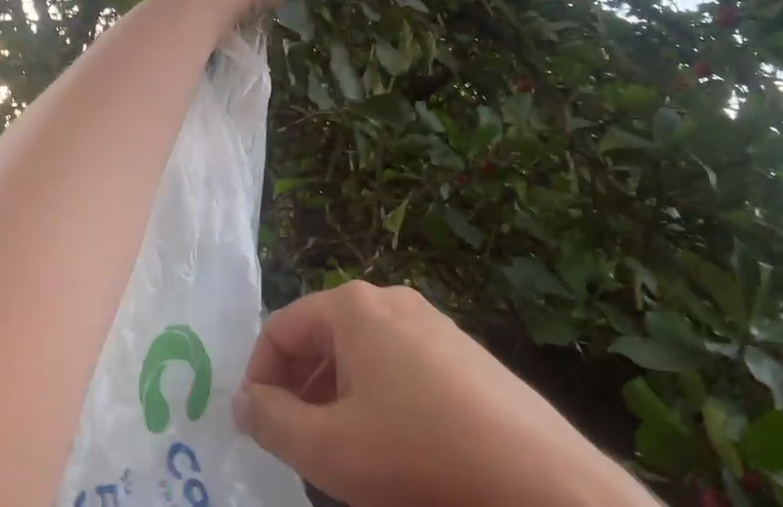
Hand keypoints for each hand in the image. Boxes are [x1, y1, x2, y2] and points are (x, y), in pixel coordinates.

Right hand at [232, 282, 656, 506]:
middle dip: (298, 387)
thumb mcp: (328, 449)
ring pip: (362, 354)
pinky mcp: (467, 354)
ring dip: (336, 396)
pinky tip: (392, 448)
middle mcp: (391, 300)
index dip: (258, 376)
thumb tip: (242, 400)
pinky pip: (401, 367)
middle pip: (322, 336)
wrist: (540, 482)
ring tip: (340, 450)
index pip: (280, 328)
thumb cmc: (418, 454)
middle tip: (294, 441)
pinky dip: (379, 399)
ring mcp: (435, 324)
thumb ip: (271, 422)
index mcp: (353, 306)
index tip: (255, 425)